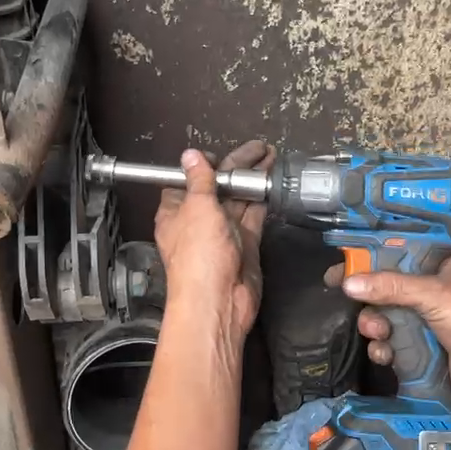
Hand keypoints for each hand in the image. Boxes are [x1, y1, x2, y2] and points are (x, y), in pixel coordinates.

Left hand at [155, 140, 274, 340]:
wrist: (219, 301)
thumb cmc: (199, 255)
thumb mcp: (197, 208)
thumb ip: (199, 179)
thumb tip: (190, 154)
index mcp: (177, 212)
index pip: (187, 181)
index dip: (203, 165)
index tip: (220, 153)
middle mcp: (199, 221)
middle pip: (218, 187)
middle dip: (237, 167)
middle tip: (260, 148)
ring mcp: (223, 233)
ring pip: (239, 199)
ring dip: (254, 179)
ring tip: (272, 158)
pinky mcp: (245, 244)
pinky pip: (254, 216)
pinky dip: (263, 200)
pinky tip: (274, 183)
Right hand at [327, 257, 450, 409]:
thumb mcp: (435, 296)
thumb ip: (392, 287)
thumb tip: (350, 283)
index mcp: (441, 270)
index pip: (398, 257)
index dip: (370, 261)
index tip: (344, 268)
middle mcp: (431, 293)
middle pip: (387, 291)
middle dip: (370, 300)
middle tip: (354, 303)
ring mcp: (426, 323)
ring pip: (386, 318)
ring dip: (374, 325)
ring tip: (376, 334)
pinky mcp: (421, 349)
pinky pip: (392, 343)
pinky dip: (383, 348)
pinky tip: (384, 354)